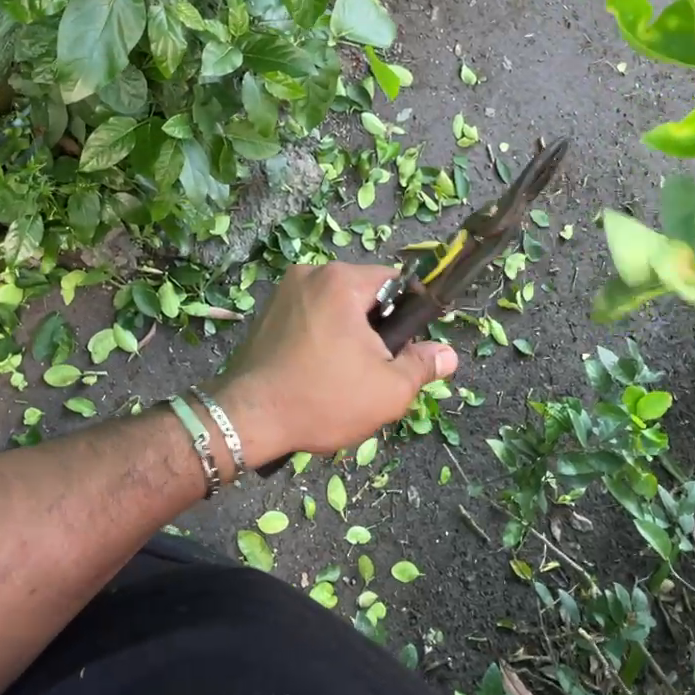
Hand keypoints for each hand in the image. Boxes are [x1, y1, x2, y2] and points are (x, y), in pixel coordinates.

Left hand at [209, 262, 457, 466]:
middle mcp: (309, 274)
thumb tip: (447, 354)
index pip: (394, 282)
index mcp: (340, 281)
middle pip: (363, 295)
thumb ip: (422, 365)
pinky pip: (310, 318)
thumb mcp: (388, 390)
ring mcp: (283, 293)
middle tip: (375, 372)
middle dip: (376, 329)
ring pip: (336, 309)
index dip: (409, 315)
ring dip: (348, 337)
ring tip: (345, 378)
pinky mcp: (266, 314)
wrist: (246, 419)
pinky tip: (319, 374)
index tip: (406, 348)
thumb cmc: (323, 399)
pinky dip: (322, 340)